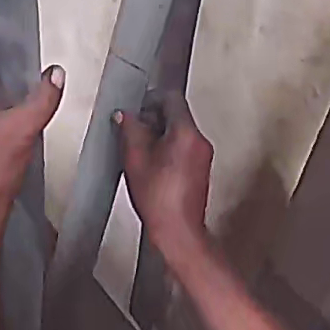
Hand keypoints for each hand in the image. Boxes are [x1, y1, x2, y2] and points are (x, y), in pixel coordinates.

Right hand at [116, 92, 213, 255]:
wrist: (177, 230)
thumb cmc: (160, 200)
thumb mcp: (135, 158)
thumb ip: (130, 130)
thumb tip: (126, 116)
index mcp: (186, 133)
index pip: (172, 98)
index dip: (151, 99)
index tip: (139, 107)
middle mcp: (199, 140)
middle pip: (177, 114)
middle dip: (155, 119)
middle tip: (136, 129)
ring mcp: (203, 155)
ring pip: (181, 131)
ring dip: (161, 134)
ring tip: (142, 150)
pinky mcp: (201, 168)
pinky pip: (185, 147)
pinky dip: (169, 148)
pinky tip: (153, 164)